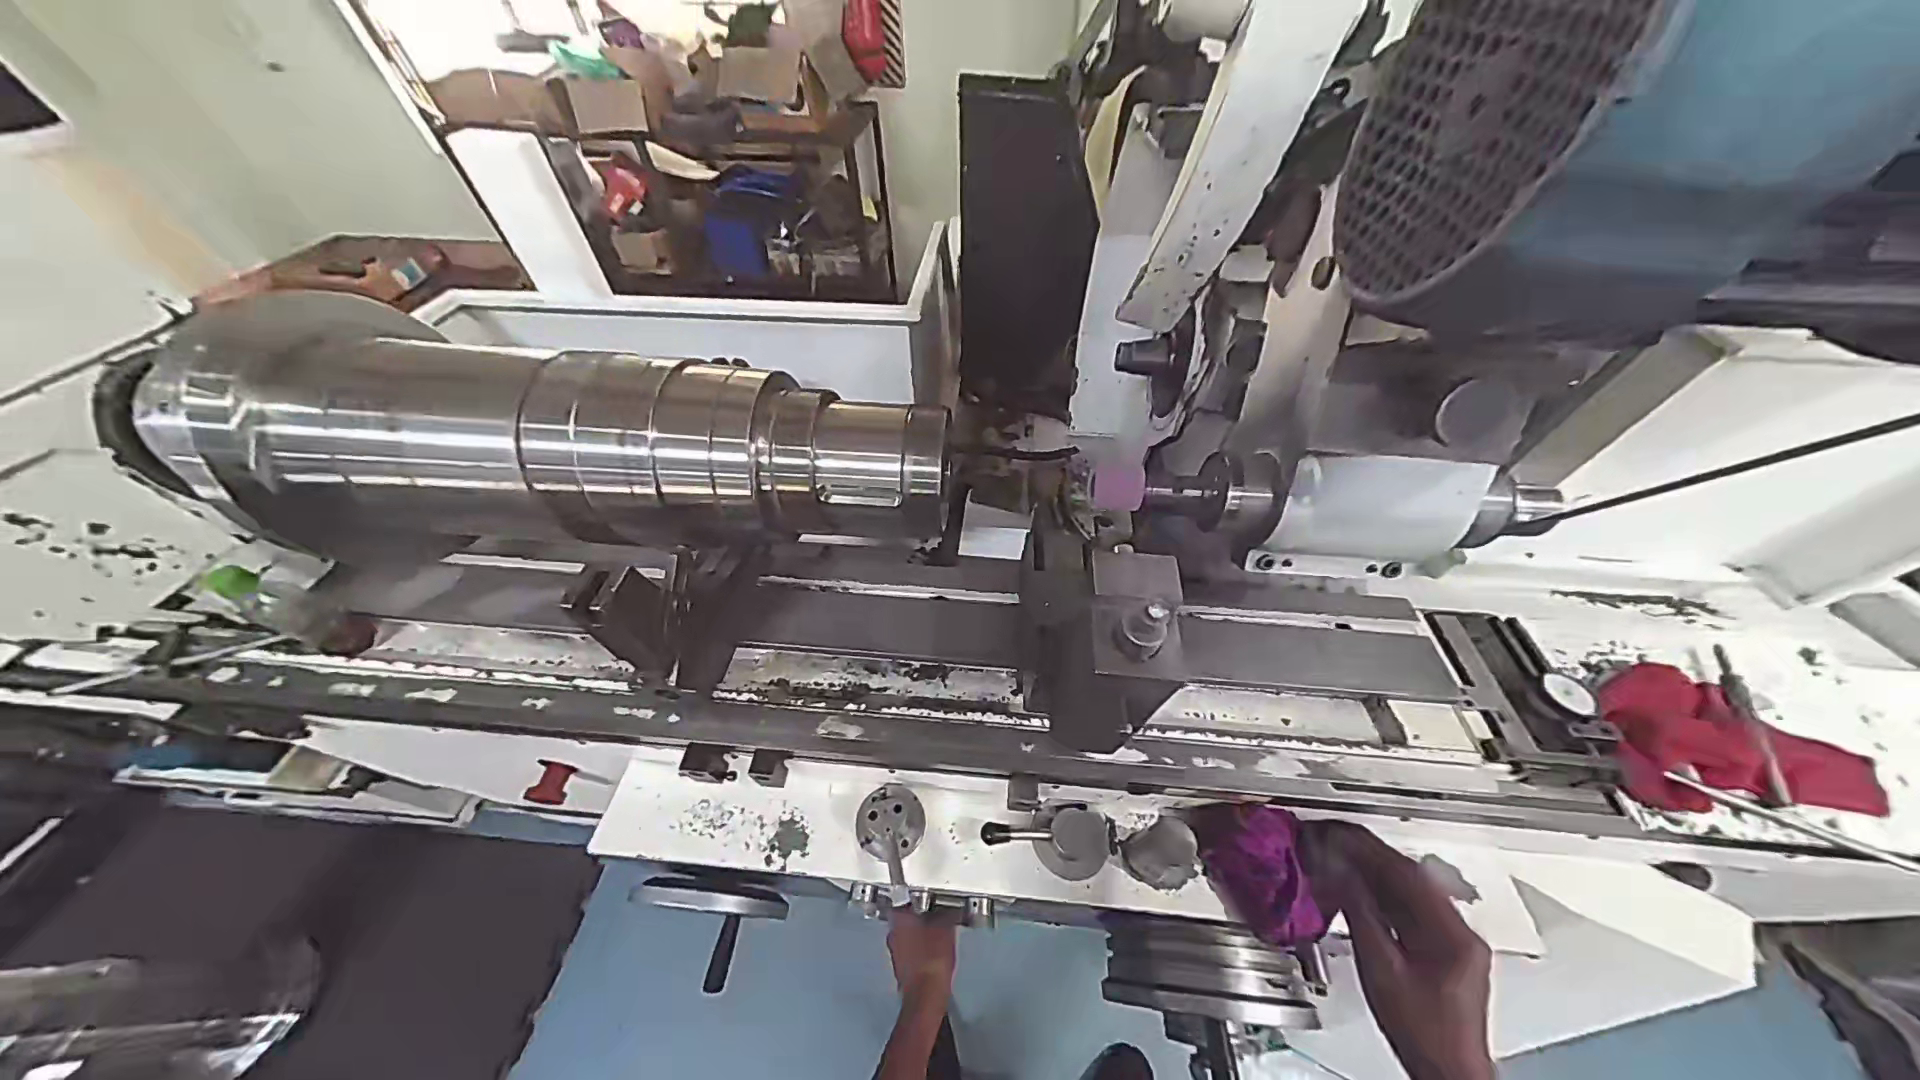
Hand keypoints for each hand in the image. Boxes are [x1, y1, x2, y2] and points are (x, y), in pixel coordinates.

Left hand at [886, 908, 956, 997]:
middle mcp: (893, 933)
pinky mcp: (901, 969)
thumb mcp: (946, 927)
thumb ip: (945, 913)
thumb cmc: (933, 958)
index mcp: (899, 918)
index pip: (905, 899)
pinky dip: (921, 949)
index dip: (919, 898)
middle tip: (937, 916)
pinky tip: (934, 952)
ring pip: (908, 934)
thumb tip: (948, 908)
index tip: (930, 899)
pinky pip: (911, 951)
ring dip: (921, 933)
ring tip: (939, 934)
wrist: (926, 995)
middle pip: (906, 917)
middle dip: (921, 916)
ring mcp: (895, 952)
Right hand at [1303, 821, 1493, 1079]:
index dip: (1364, 846)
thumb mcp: (1379, 965)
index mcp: (1451, 932)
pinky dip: (1379, 887)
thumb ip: (1359, 910)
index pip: (1402, 871)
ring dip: (1370, 866)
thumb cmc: (1420, 1031)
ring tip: (1338, 851)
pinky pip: (1408, 902)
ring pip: (1408, 887)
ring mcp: (1454, 938)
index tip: (1334, 830)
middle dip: (1365, 851)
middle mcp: (1458, 930)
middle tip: (1331, 834)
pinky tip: (1357, 881)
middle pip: (1407, 874)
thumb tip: (1338, 868)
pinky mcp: (1443, 947)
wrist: (1446, 1073)